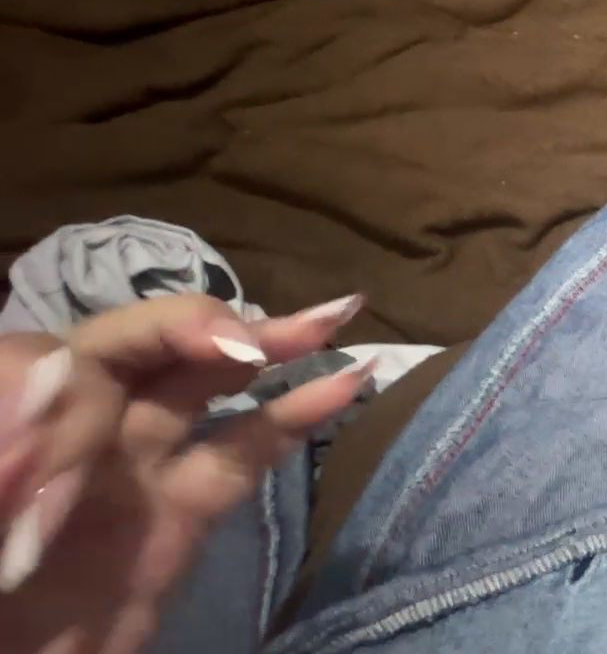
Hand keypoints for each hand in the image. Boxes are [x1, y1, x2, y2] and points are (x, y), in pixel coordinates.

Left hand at [0, 294, 370, 653]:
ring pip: (203, 383)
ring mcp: (129, 471)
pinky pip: (247, 447)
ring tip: (334, 319)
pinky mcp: (184, 511)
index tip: (138, 410)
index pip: (54, 358)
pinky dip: (302, 410)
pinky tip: (349, 384)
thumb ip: (4, 452)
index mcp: (3, 429)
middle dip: (200, 327)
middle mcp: (66, 436)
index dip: (111, 366)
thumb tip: (59, 379)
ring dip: (269, 344)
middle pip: (137, 349)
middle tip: (257, 336)